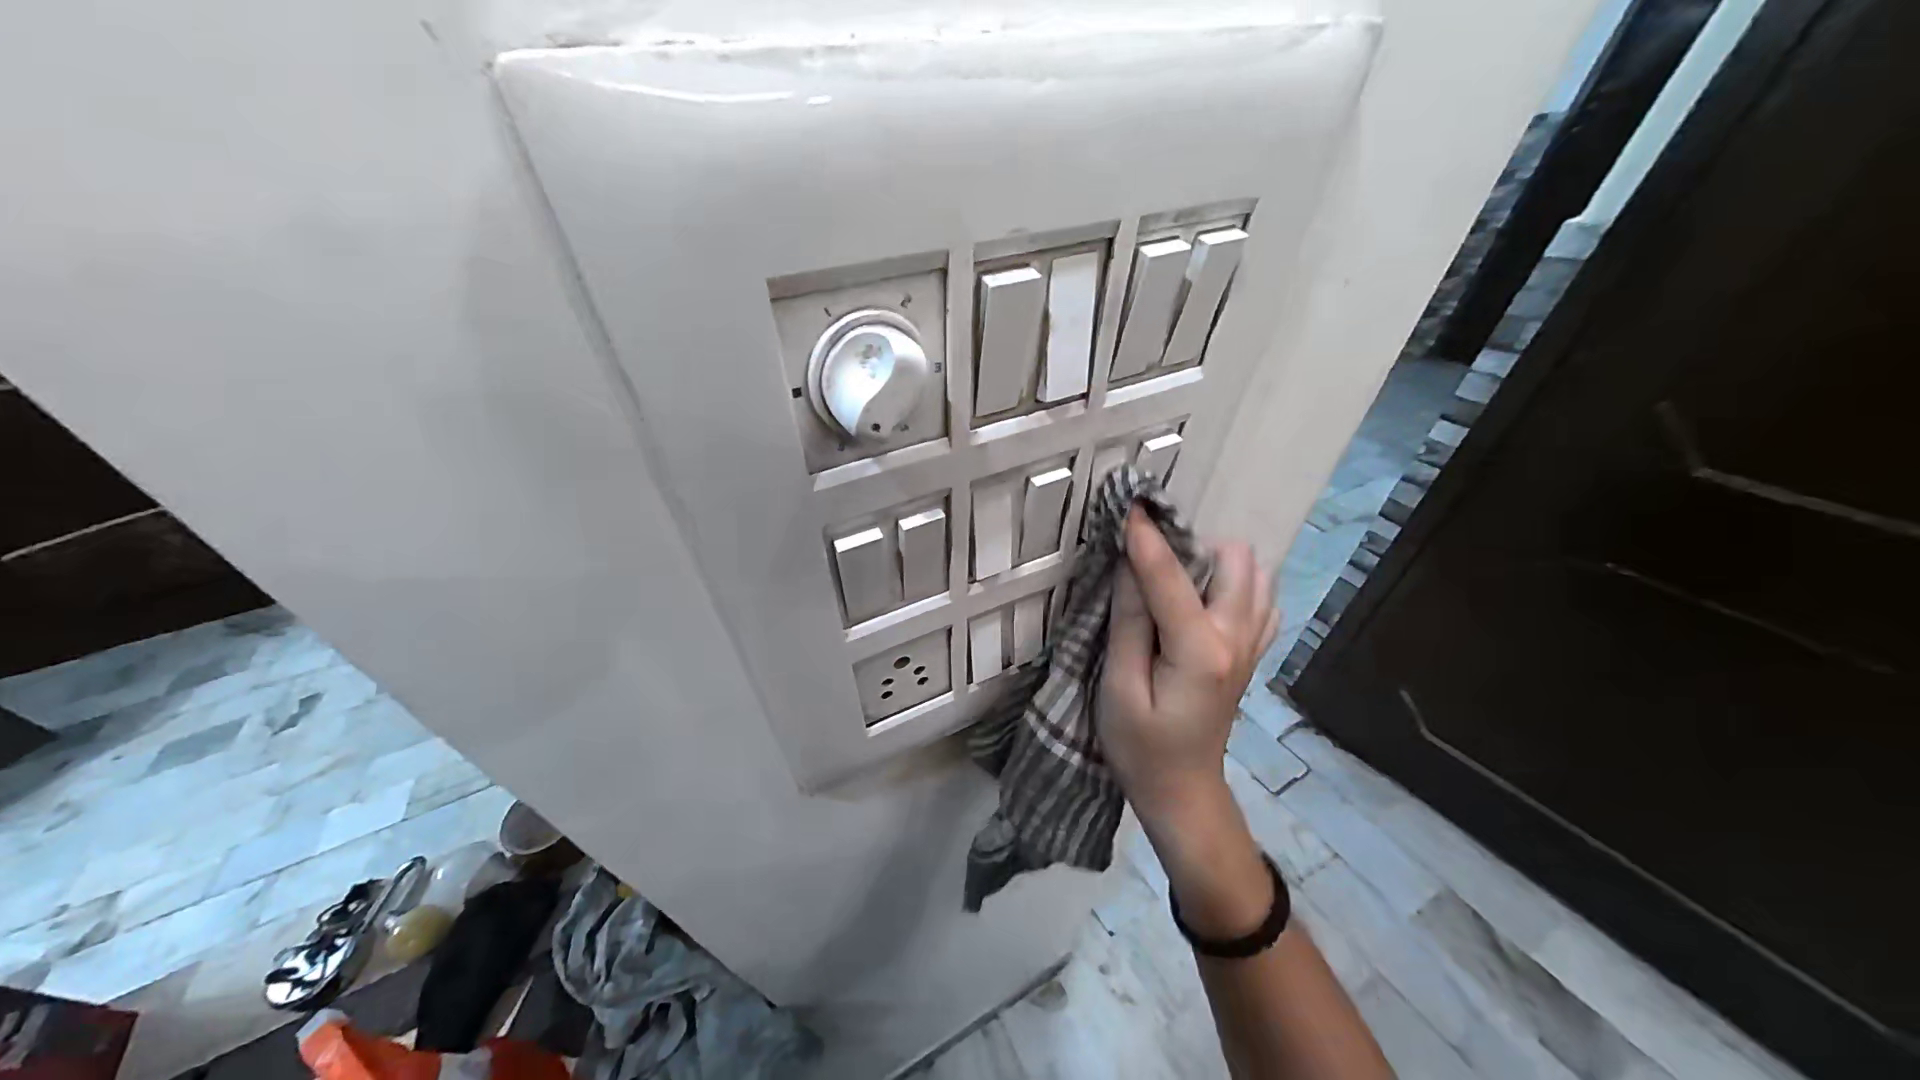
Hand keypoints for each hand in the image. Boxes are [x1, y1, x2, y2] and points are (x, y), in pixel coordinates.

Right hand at [1099, 506, 1278, 820]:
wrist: (1183, 789)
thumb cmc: (1140, 746)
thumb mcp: (1119, 687)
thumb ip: (1128, 622)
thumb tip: (1129, 565)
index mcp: (1202, 651)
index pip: (1171, 578)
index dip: (1147, 540)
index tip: (1129, 507)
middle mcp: (1239, 638)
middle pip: (1236, 559)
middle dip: (1193, 544)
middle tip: (1152, 559)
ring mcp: (1254, 644)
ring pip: (1255, 573)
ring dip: (1216, 562)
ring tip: (1177, 579)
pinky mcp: (1254, 652)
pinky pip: (1260, 598)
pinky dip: (1234, 584)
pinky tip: (1203, 602)